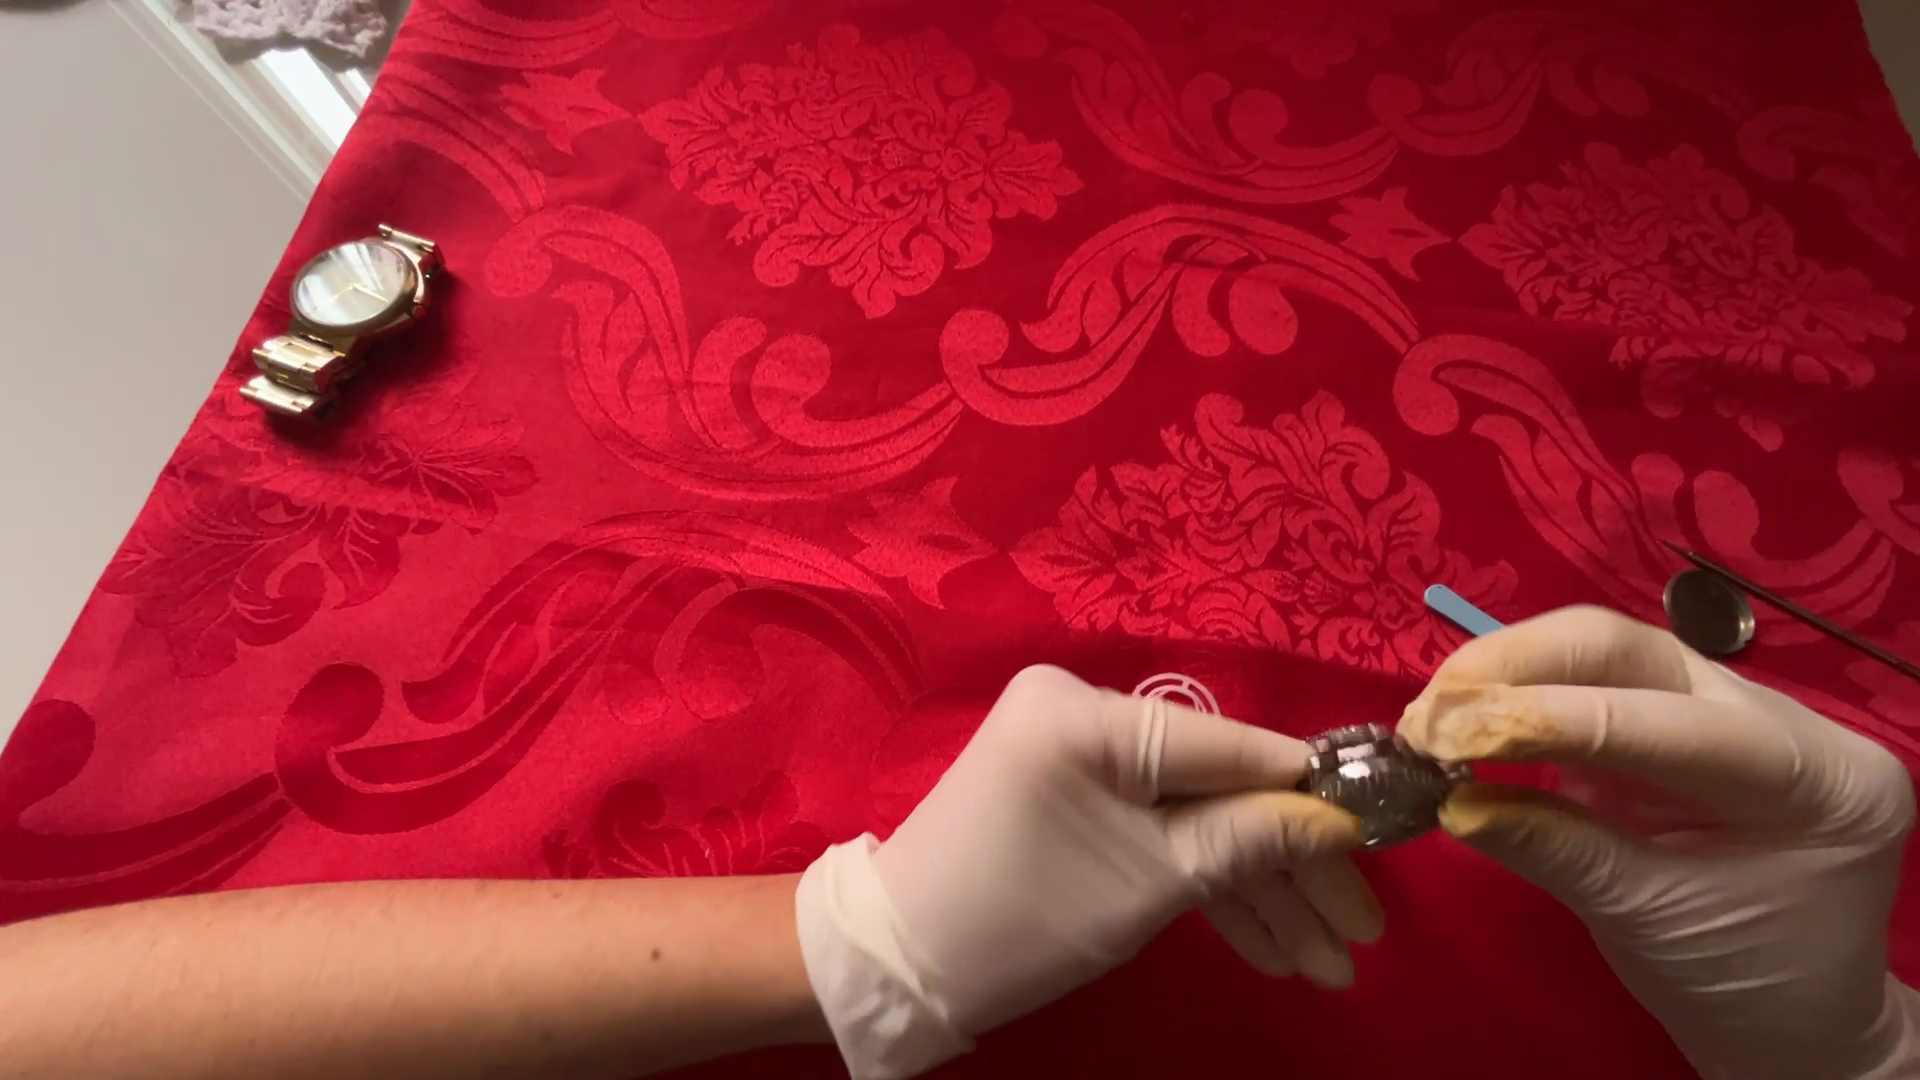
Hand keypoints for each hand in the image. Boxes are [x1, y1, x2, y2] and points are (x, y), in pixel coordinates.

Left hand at [796, 665, 1377, 1077]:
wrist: (906, 957)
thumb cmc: (1022, 917)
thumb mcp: (1150, 884)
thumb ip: (1248, 840)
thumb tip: (1335, 818)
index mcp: (1088, 712)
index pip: (1227, 745)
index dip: (1309, 792)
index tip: (1383, 836)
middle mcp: (1080, 709)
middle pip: (1212, 785)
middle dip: (1284, 863)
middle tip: (1357, 934)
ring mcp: (1073, 748)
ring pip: (1185, 814)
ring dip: (1250, 885)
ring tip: (1324, 963)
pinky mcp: (1070, 785)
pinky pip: (1147, 822)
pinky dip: (1197, 878)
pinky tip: (1263, 941)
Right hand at [1398, 606, 1918, 1079]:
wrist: (1780, 1000)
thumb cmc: (1742, 973)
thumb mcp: (1647, 919)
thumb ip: (1553, 848)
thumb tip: (1448, 801)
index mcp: (1811, 776)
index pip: (1658, 720)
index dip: (1544, 718)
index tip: (1444, 739)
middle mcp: (1764, 711)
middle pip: (1615, 646)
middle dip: (1507, 666)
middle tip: (1429, 713)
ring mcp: (1704, 697)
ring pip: (1582, 643)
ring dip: (1489, 669)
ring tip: (1427, 716)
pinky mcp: (1645, 703)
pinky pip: (1562, 668)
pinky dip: (1496, 685)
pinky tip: (1454, 714)